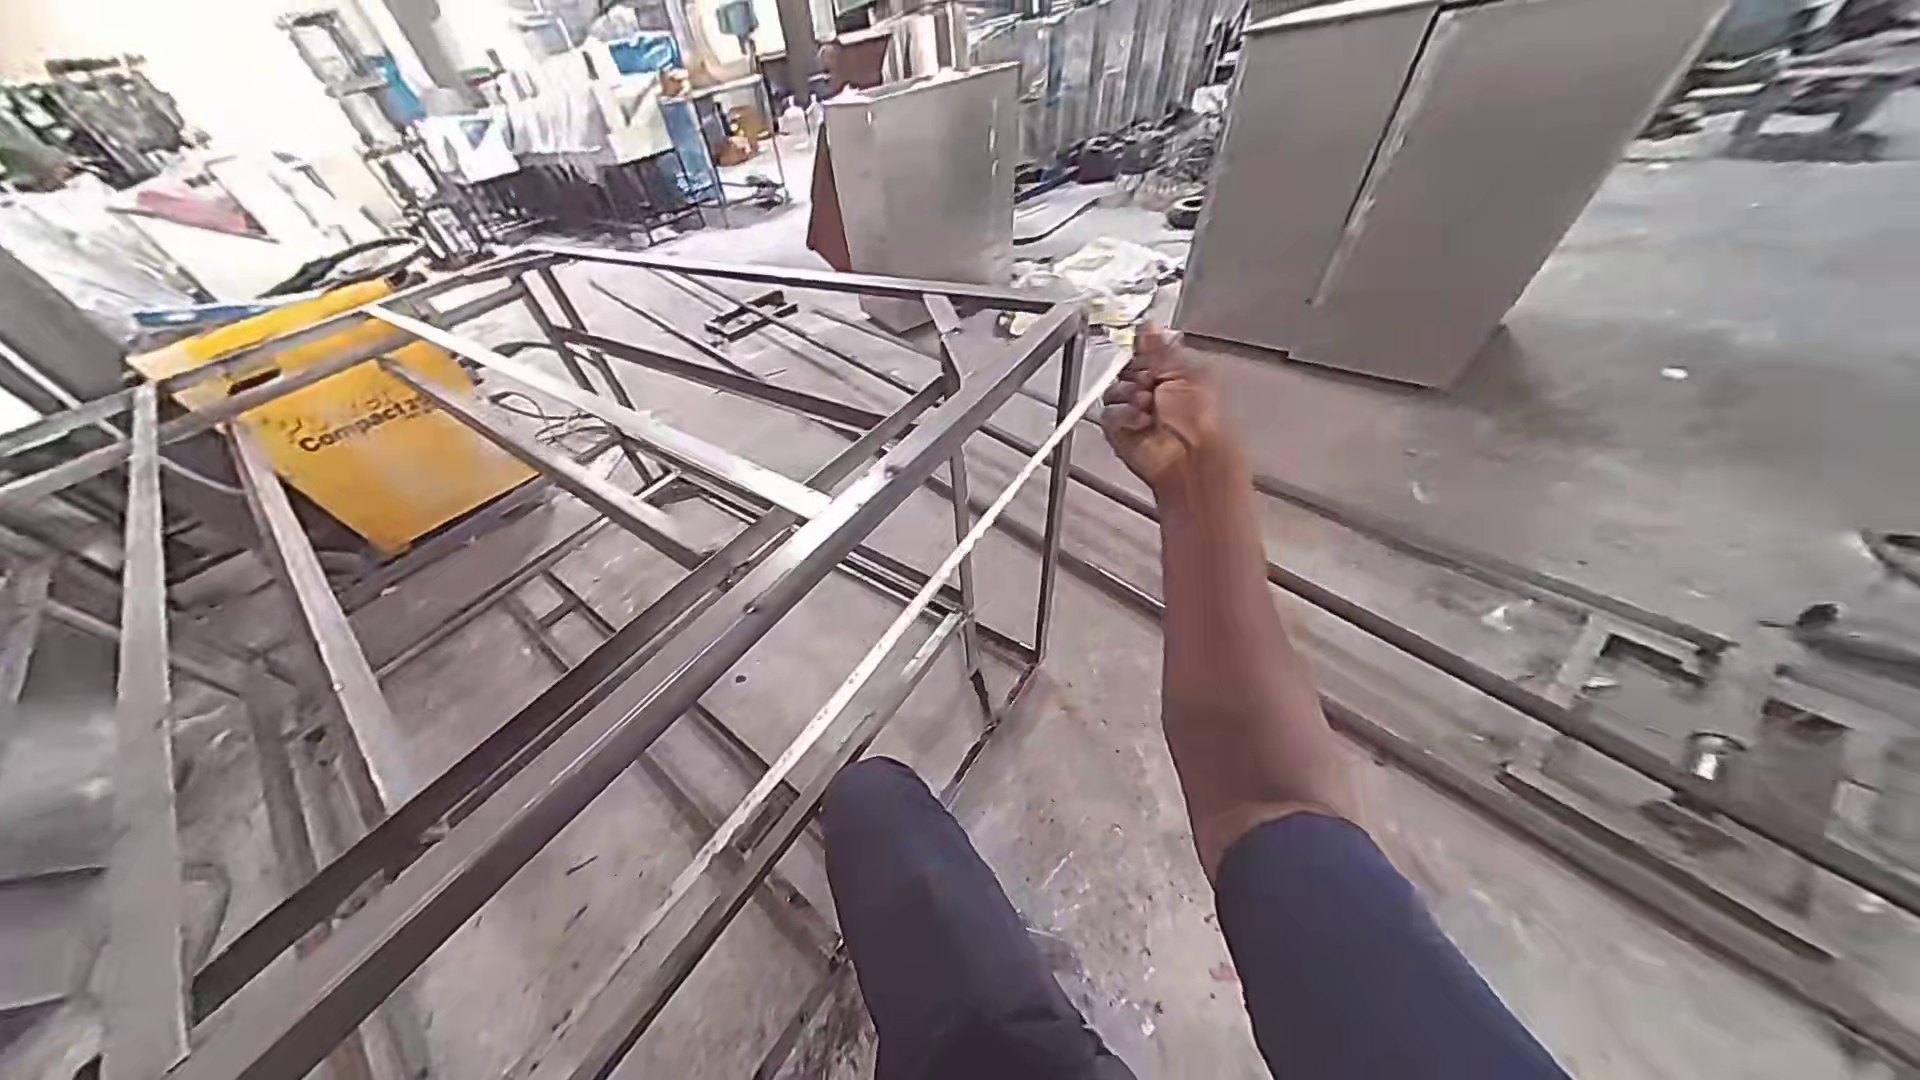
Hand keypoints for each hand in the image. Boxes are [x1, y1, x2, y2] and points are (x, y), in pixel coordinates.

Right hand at [1099, 323, 1230, 493]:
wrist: (1188, 453)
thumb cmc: (1198, 418)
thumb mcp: (1183, 370)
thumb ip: (1160, 348)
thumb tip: (1148, 325)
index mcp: (1167, 375)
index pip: (1141, 355)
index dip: (1142, 356)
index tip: (1149, 360)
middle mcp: (1148, 393)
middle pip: (1123, 372)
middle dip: (1136, 376)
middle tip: (1151, 384)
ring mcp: (1131, 412)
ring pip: (1112, 391)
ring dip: (1129, 396)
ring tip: (1147, 405)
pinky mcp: (1118, 431)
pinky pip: (1107, 414)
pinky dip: (1124, 416)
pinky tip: (1141, 421)